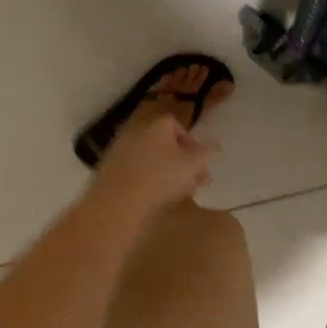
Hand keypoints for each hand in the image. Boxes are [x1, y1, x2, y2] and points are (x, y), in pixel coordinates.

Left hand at [88, 115, 215, 218]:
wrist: (118, 202)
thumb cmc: (162, 177)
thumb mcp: (193, 165)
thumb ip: (207, 153)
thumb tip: (217, 146)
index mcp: (157, 126)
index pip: (177, 125)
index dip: (191, 142)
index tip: (200, 161)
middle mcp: (137, 132)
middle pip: (164, 143)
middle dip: (182, 160)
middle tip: (194, 180)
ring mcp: (120, 151)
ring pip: (151, 158)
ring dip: (166, 171)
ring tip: (178, 192)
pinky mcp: (109, 170)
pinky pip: (136, 170)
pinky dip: (147, 178)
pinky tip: (155, 196)